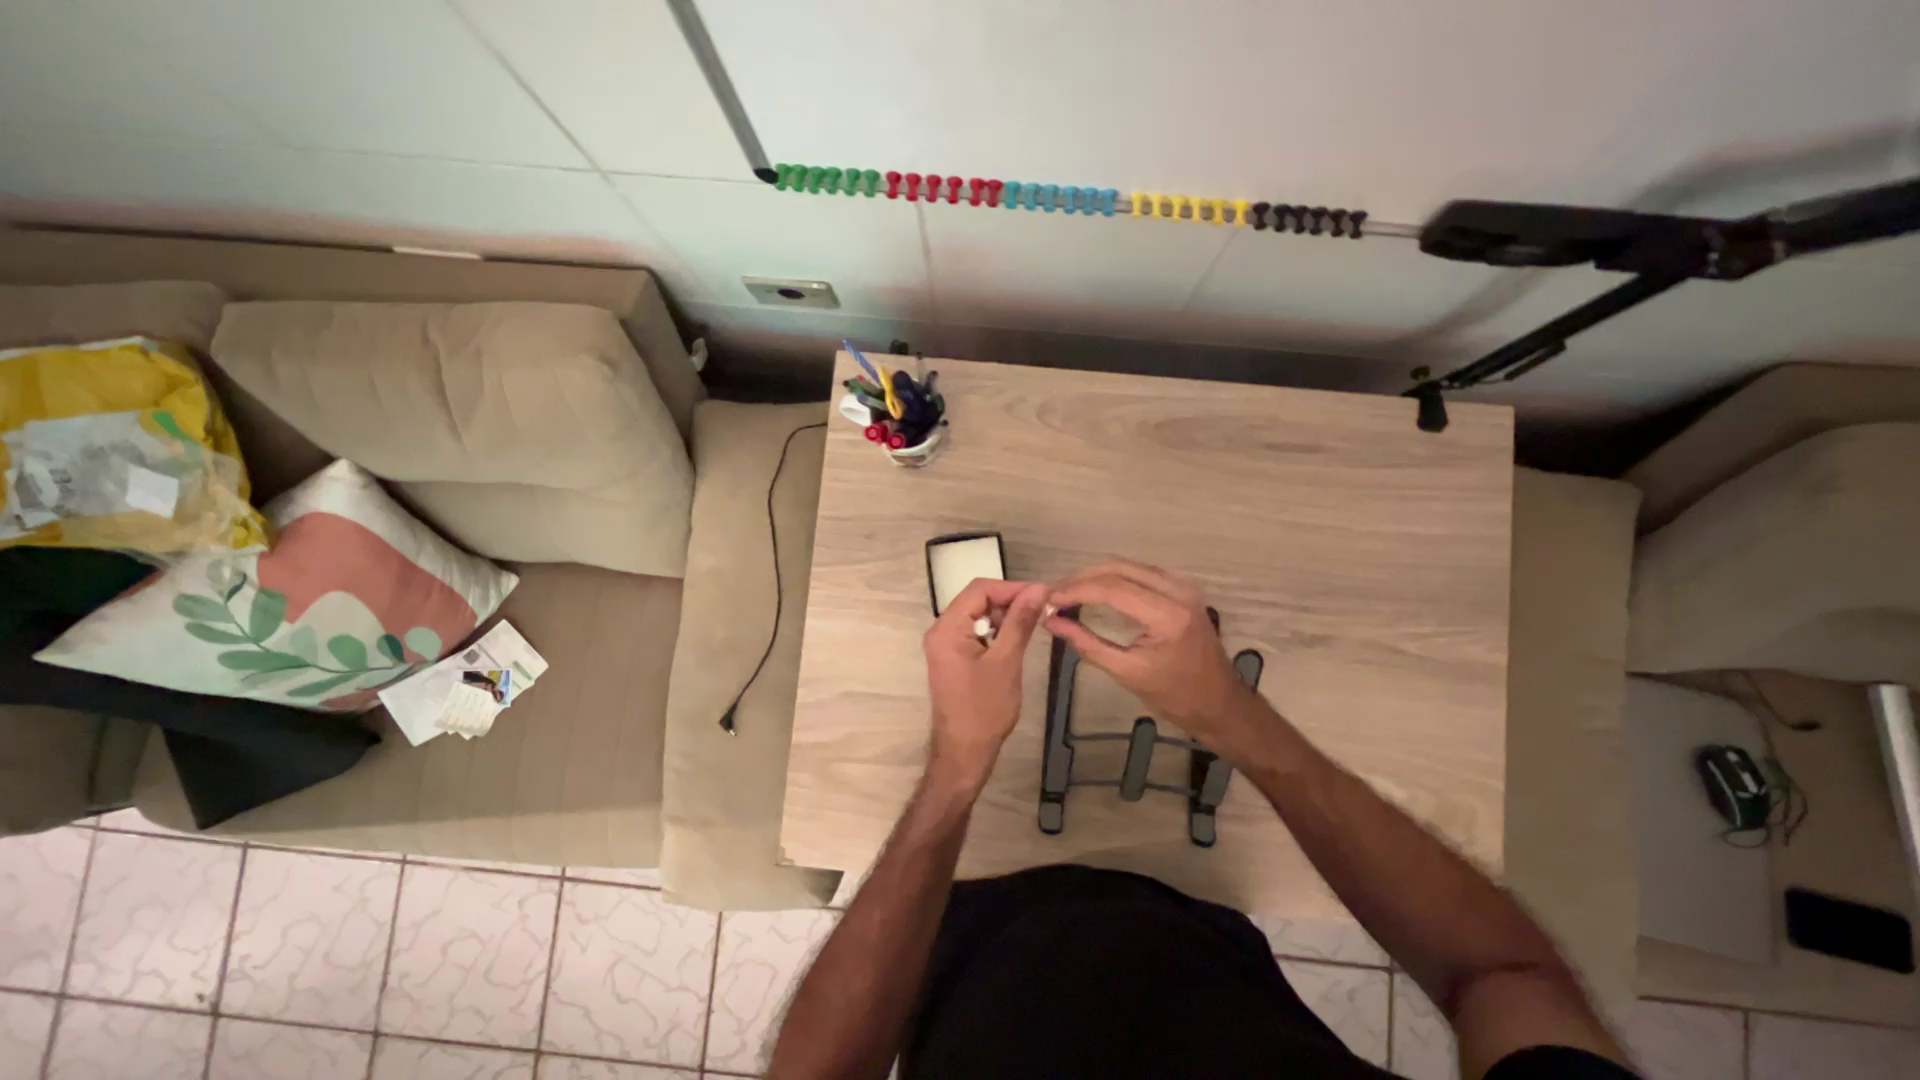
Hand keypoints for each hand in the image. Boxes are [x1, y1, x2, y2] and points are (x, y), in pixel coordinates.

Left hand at [923, 578, 1048, 792]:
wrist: (964, 751)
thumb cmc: (985, 709)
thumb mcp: (1006, 662)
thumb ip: (1020, 622)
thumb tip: (1038, 589)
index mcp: (947, 629)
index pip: (979, 589)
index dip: (1012, 588)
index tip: (1042, 595)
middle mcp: (941, 631)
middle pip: (977, 599)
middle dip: (1009, 600)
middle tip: (1041, 610)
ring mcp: (945, 645)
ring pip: (978, 615)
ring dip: (1004, 616)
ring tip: (1032, 625)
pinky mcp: (953, 658)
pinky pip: (975, 632)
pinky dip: (996, 631)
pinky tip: (1015, 641)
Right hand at [1044, 560, 1255, 745]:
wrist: (1220, 703)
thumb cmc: (1175, 696)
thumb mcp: (1126, 673)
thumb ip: (1087, 643)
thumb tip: (1051, 622)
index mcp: (1167, 615)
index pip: (1112, 588)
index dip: (1075, 590)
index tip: (1048, 600)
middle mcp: (1178, 591)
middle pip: (1119, 568)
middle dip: (1082, 578)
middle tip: (1055, 595)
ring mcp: (1184, 586)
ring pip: (1130, 565)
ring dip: (1097, 575)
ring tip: (1070, 593)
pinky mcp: (1184, 588)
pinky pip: (1142, 572)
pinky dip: (1115, 577)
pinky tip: (1096, 591)